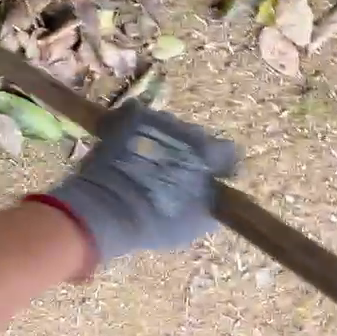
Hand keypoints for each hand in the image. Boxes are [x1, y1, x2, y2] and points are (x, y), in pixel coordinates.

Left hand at [41, 102, 239, 266]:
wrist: (110, 206)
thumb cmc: (158, 221)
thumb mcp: (195, 222)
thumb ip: (210, 202)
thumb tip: (212, 196)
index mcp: (209, 155)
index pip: (226, 151)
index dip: (219, 163)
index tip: (210, 175)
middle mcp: (187, 131)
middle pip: (195, 136)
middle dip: (189, 150)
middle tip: (175, 169)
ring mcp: (156, 121)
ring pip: (166, 124)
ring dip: (162, 137)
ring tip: (147, 156)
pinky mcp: (128, 117)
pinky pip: (135, 113)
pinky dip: (134, 123)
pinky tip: (127, 138)